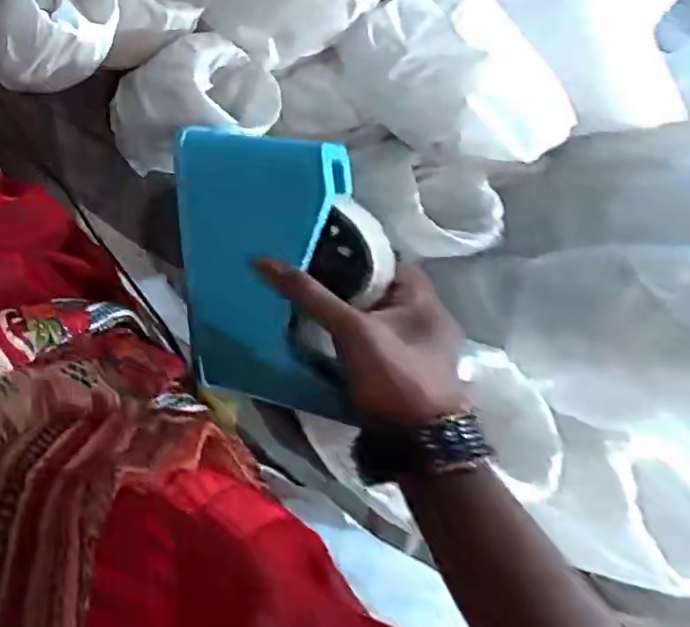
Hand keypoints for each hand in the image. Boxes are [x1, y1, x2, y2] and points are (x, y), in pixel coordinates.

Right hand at [254, 258, 468, 426]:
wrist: (419, 446)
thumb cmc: (396, 377)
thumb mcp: (350, 330)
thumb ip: (309, 294)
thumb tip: (262, 260)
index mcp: (426, 304)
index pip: (390, 260)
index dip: (355, 248)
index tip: (316, 243)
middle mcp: (424, 322)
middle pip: (375, 286)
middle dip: (339, 277)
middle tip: (299, 267)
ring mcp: (413, 348)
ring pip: (368, 312)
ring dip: (338, 305)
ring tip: (300, 294)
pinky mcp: (398, 368)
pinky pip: (365, 335)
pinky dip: (341, 329)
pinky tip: (314, 328)